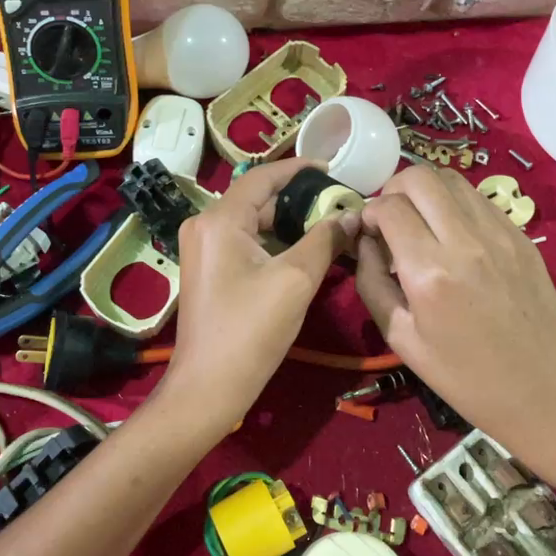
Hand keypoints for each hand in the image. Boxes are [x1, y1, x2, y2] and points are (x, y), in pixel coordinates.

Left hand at [157, 158, 359, 435]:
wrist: (209, 387)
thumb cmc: (250, 330)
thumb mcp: (296, 280)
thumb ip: (325, 240)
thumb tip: (353, 215)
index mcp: (219, 219)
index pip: (262, 177)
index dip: (299, 169)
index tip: (334, 169)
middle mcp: (204, 225)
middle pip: (258, 200)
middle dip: (299, 201)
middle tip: (341, 204)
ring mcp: (203, 249)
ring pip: (253, 223)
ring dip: (289, 223)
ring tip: (331, 226)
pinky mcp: (209, 271)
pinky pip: (245, 243)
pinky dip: (275, 243)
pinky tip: (306, 251)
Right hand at [354, 165, 555, 469]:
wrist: (547, 394)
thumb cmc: (465, 378)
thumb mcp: (400, 338)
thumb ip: (372, 282)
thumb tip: (364, 241)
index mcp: (430, 273)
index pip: (388, 207)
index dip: (369, 211)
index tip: (367, 231)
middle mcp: (465, 241)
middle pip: (419, 177)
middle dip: (394, 188)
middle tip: (390, 217)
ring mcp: (500, 234)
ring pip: (452, 179)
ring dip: (426, 191)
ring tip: (420, 220)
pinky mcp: (522, 237)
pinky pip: (478, 199)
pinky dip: (455, 204)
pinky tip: (452, 235)